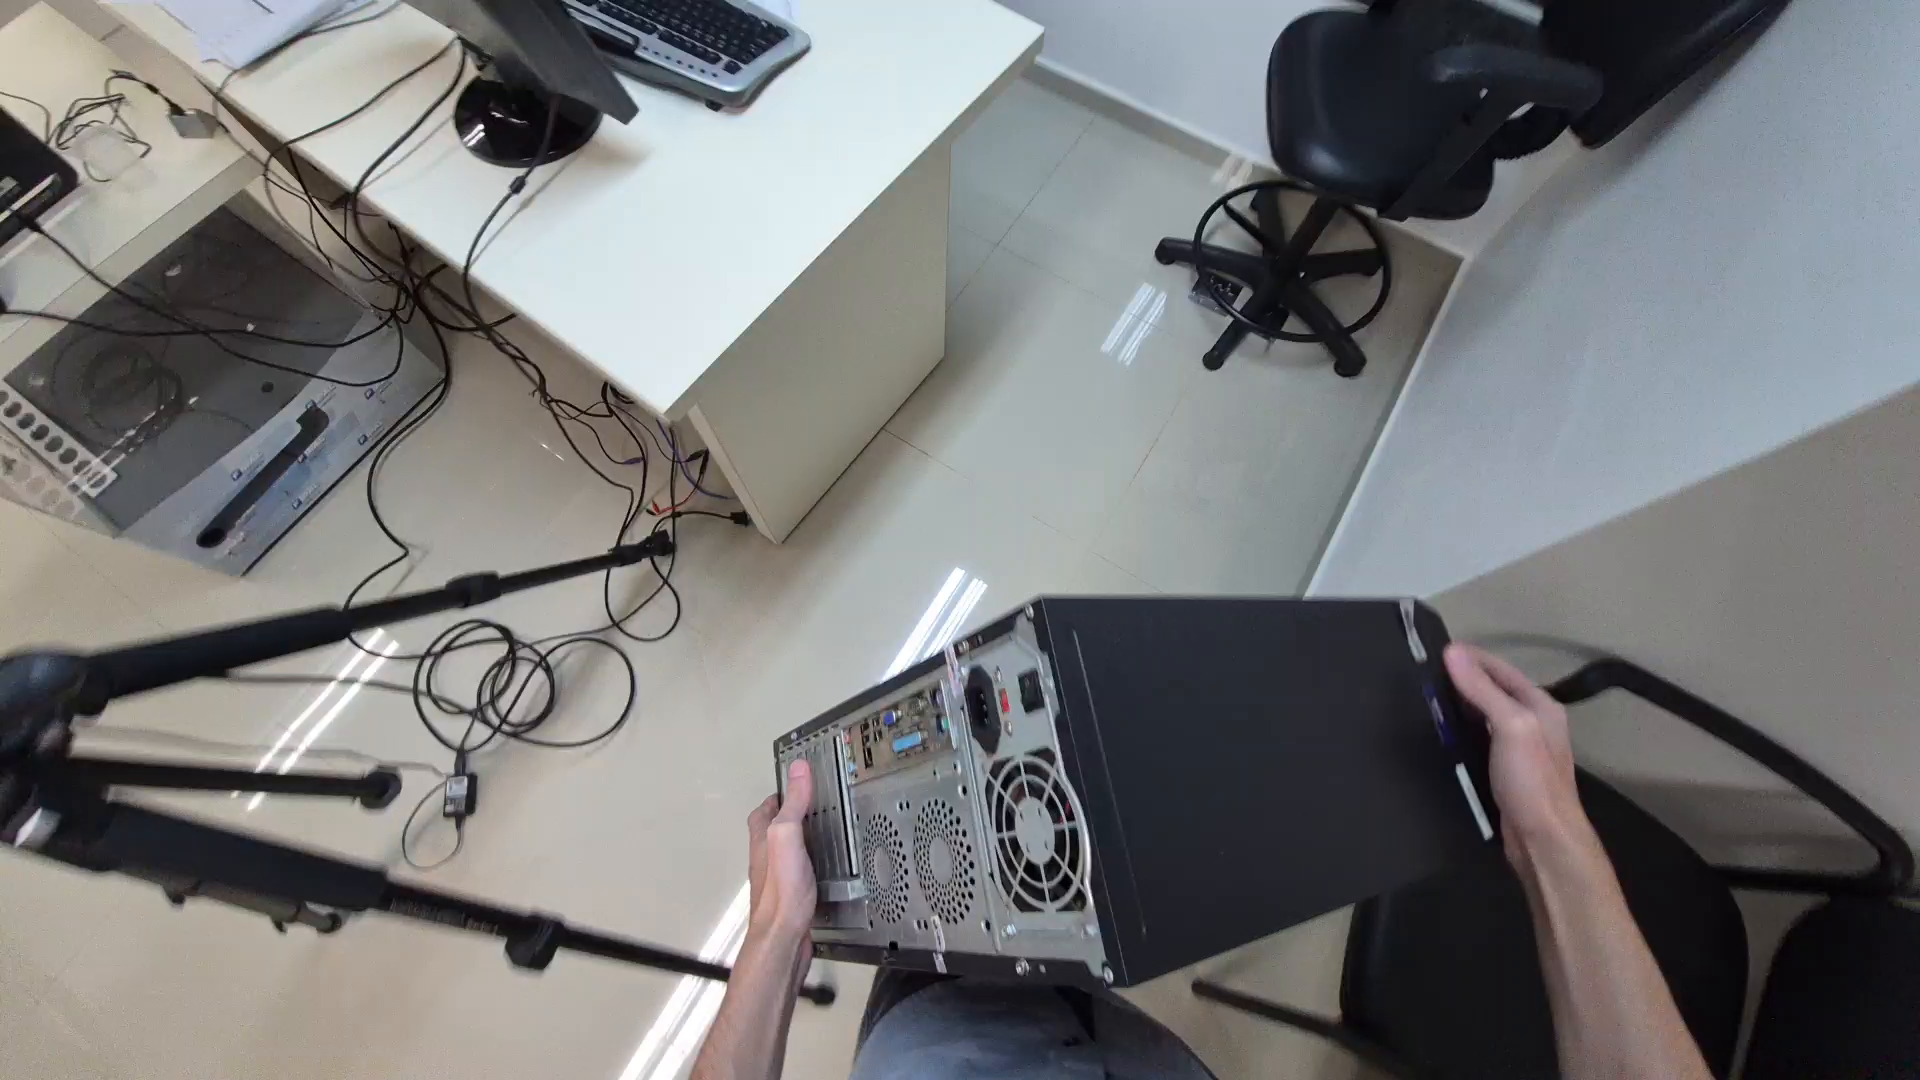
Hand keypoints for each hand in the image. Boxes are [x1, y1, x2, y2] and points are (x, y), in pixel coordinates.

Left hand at [747, 759, 816, 946]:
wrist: (783, 939)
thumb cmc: (782, 887)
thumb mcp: (787, 835)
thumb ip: (793, 803)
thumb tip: (798, 767)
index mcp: (762, 839)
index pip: (766, 808)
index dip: (781, 794)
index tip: (802, 784)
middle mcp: (766, 856)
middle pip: (776, 827)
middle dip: (794, 814)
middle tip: (821, 804)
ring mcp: (778, 876)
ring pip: (789, 848)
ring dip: (805, 837)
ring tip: (829, 828)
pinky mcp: (792, 894)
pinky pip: (801, 868)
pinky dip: (813, 860)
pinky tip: (828, 863)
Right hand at [1444, 644, 1602, 871]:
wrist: (1543, 840)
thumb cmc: (1532, 781)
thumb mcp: (1511, 727)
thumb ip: (1483, 690)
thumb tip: (1452, 652)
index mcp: (1540, 706)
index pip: (1499, 668)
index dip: (1468, 656)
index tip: (1431, 651)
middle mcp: (1532, 721)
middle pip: (1490, 688)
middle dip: (1459, 677)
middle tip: (1420, 673)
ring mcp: (1518, 745)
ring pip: (1481, 712)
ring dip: (1455, 703)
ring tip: (1422, 697)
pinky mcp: (1502, 765)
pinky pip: (1475, 734)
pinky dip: (1456, 726)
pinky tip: (1437, 730)